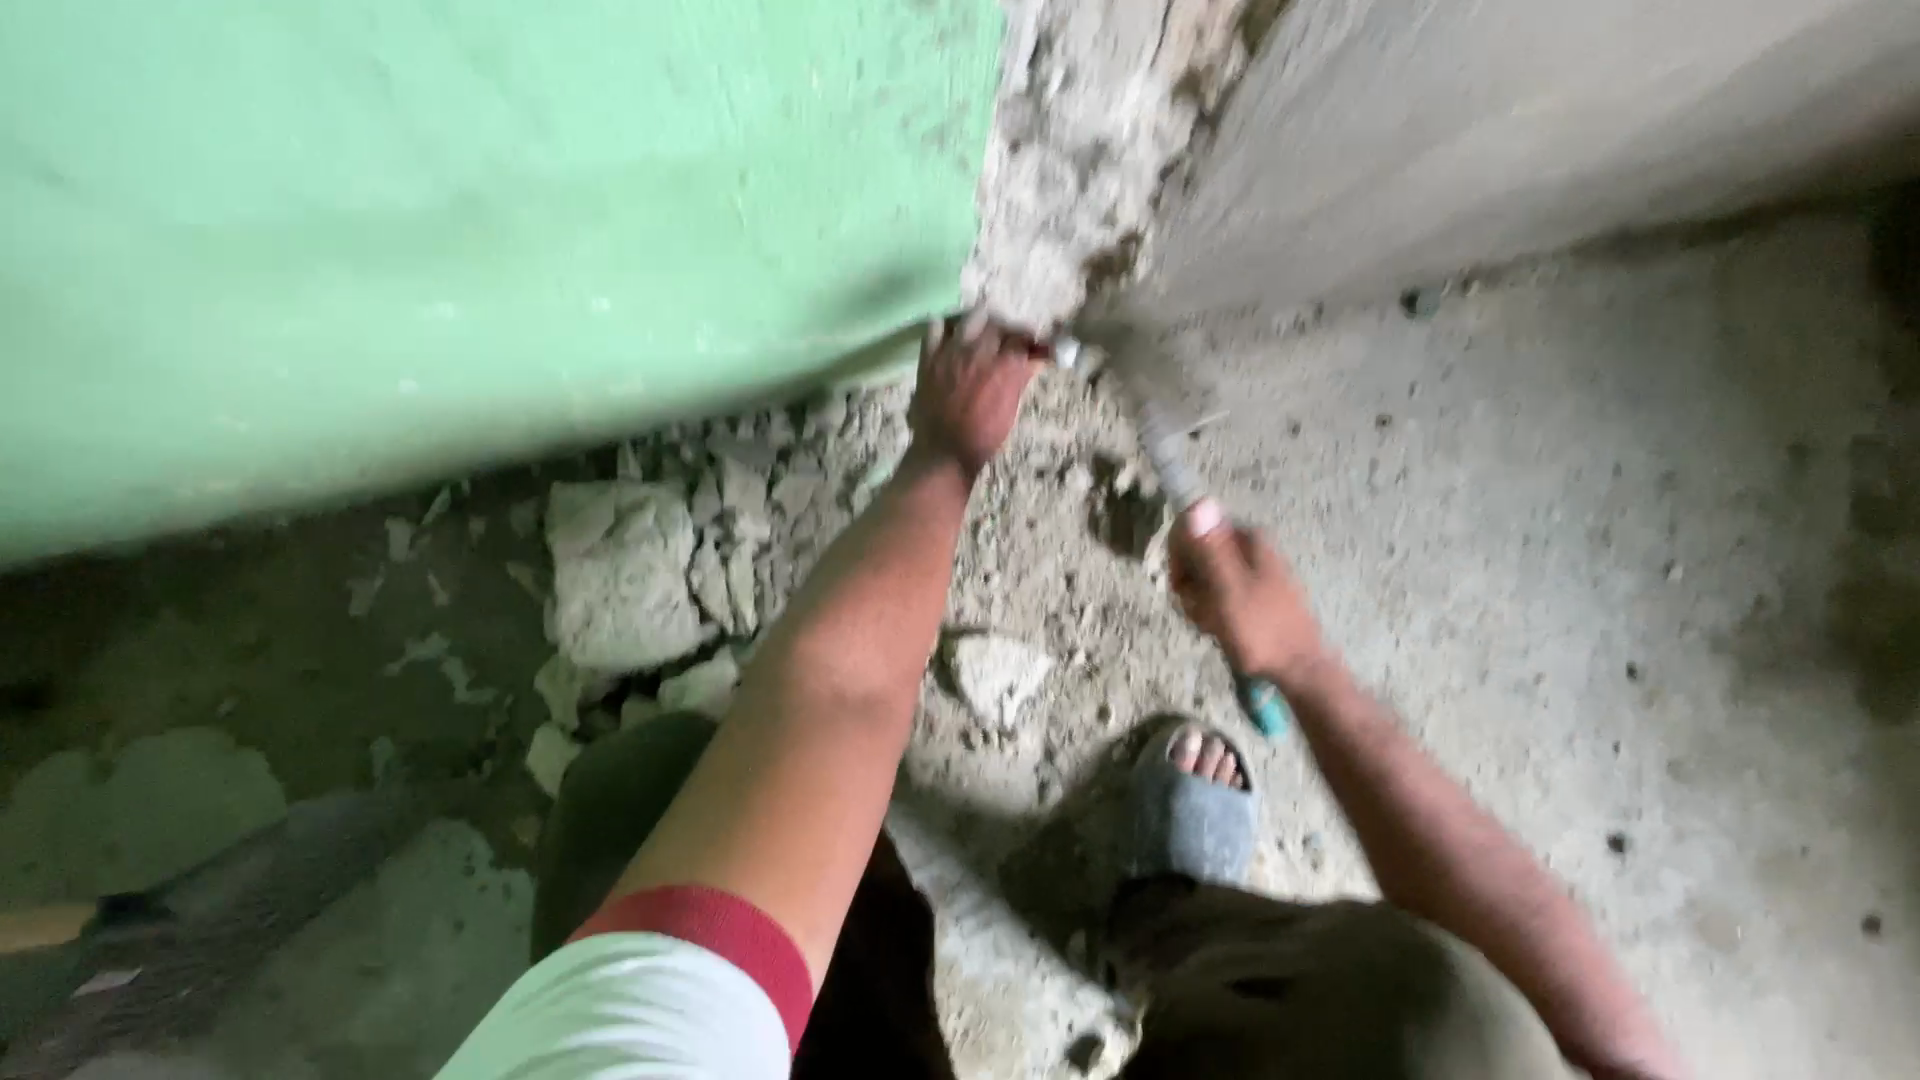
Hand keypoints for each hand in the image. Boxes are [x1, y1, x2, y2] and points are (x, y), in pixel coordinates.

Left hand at [907, 312, 1044, 478]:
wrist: (944, 450)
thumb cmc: (984, 436)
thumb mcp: (1011, 408)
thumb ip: (1021, 377)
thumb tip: (1036, 358)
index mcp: (1005, 367)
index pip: (1022, 337)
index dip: (1029, 339)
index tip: (1030, 344)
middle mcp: (980, 352)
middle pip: (999, 324)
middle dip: (1007, 330)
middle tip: (1007, 341)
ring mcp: (953, 351)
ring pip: (972, 317)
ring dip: (982, 321)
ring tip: (982, 333)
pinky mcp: (930, 356)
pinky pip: (937, 326)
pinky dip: (947, 327)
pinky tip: (952, 338)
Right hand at [1170, 499, 1338, 692]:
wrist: (1298, 668)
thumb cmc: (1261, 631)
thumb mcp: (1228, 590)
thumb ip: (1210, 548)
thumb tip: (1198, 501)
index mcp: (1246, 539)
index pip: (1189, 527)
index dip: (1178, 557)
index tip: (1182, 586)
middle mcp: (1249, 546)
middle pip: (1194, 553)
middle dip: (1189, 584)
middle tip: (1201, 611)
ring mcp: (1250, 569)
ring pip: (1202, 576)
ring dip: (1198, 602)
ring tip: (1213, 624)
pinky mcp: (1251, 590)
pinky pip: (1216, 591)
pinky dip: (1211, 610)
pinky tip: (1220, 628)